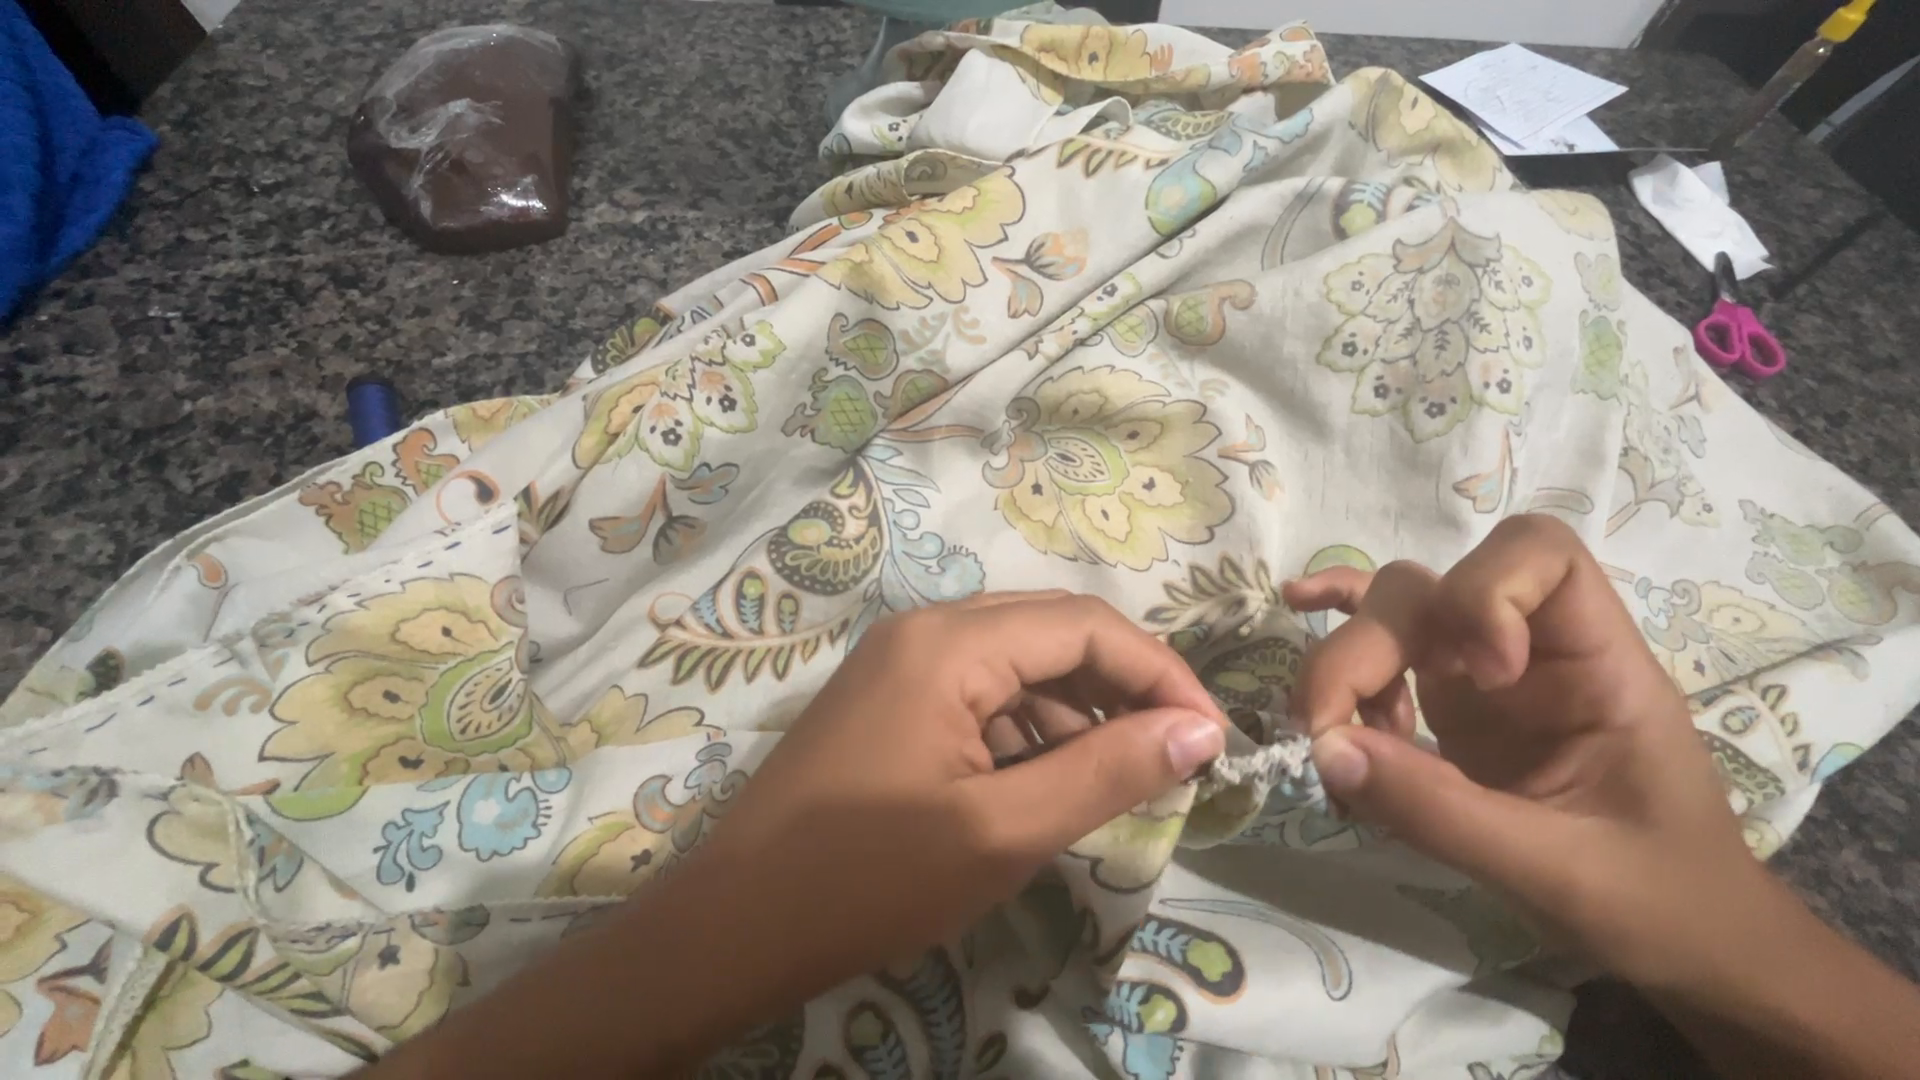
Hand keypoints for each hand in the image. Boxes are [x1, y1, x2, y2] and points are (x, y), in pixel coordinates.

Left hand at [360, 592, 1226, 1079]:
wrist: (734, 922)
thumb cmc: (869, 877)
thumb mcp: (1003, 831)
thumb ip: (1107, 772)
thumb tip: (1198, 731)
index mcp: (953, 642)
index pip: (1086, 626)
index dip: (1161, 674)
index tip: (1211, 738)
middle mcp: (926, 628)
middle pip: (1053, 631)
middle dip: (1123, 685)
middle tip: (1176, 753)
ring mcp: (901, 660)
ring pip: (1018, 662)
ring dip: (1077, 709)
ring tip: (1120, 775)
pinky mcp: (889, 697)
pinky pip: (980, 690)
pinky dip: (1028, 725)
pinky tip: (1049, 777)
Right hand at [1283, 516, 1767, 987]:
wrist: (1685, 943)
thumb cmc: (1661, 904)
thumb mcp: (1557, 872)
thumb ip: (1439, 810)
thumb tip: (1323, 751)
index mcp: (1597, 667)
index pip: (1539, 557)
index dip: (1485, 593)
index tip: (1477, 679)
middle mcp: (1531, 652)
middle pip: (1428, 593)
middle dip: (1365, 652)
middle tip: (1324, 730)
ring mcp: (1481, 676)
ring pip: (1394, 613)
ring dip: (1345, 660)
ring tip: (1323, 728)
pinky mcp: (1445, 704)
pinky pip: (1384, 644)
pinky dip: (1340, 626)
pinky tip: (1298, 607)